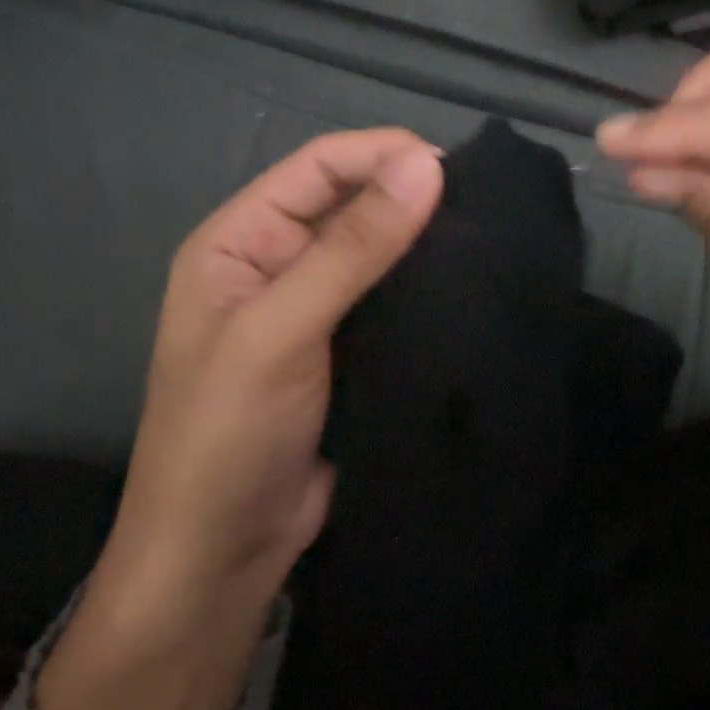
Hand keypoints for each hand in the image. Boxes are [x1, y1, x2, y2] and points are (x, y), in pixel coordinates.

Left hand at [39, 129, 443, 709]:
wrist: (221, 556)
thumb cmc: (229, 433)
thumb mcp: (281, 330)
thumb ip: (352, 247)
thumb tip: (427, 164)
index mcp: (238, 240)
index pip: (317, 168)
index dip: (381, 154)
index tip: (455, 167)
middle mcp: (275, 264)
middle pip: (350, 204)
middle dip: (408, 196)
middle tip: (483, 205)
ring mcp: (313, 311)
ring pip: (378, 253)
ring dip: (424, 242)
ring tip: (488, 238)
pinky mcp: (347, 352)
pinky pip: (391, 301)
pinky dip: (426, 289)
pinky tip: (469, 287)